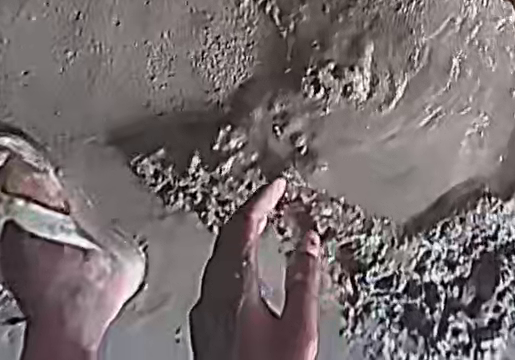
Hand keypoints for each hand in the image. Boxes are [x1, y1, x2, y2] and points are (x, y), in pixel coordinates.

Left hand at [190, 178, 322, 359]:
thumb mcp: (299, 329)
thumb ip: (304, 279)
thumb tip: (310, 241)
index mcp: (234, 287)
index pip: (244, 224)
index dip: (262, 198)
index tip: (279, 184)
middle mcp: (212, 295)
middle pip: (227, 236)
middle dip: (251, 210)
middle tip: (273, 197)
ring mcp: (205, 313)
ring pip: (220, 255)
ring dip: (242, 231)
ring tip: (264, 222)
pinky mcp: (204, 329)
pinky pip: (217, 273)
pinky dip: (235, 254)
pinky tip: (247, 263)